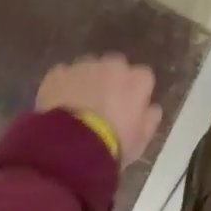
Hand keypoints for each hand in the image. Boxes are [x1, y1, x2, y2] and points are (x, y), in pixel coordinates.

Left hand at [36, 54, 162, 166]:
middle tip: (103, 106)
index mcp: (137, 80)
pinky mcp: (58, 73)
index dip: (135, 92)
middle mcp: (111, 65)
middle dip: (111, 81)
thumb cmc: (114, 144)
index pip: (143, 78)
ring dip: (86, 82)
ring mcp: (83, 66)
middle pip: (115, 67)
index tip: (129, 108)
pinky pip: (64, 76)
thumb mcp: (141, 140)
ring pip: (88, 69)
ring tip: (79, 107)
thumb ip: (149, 119)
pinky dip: (64, 86)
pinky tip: (60, 106)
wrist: (73, 145)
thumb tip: (152, 108)